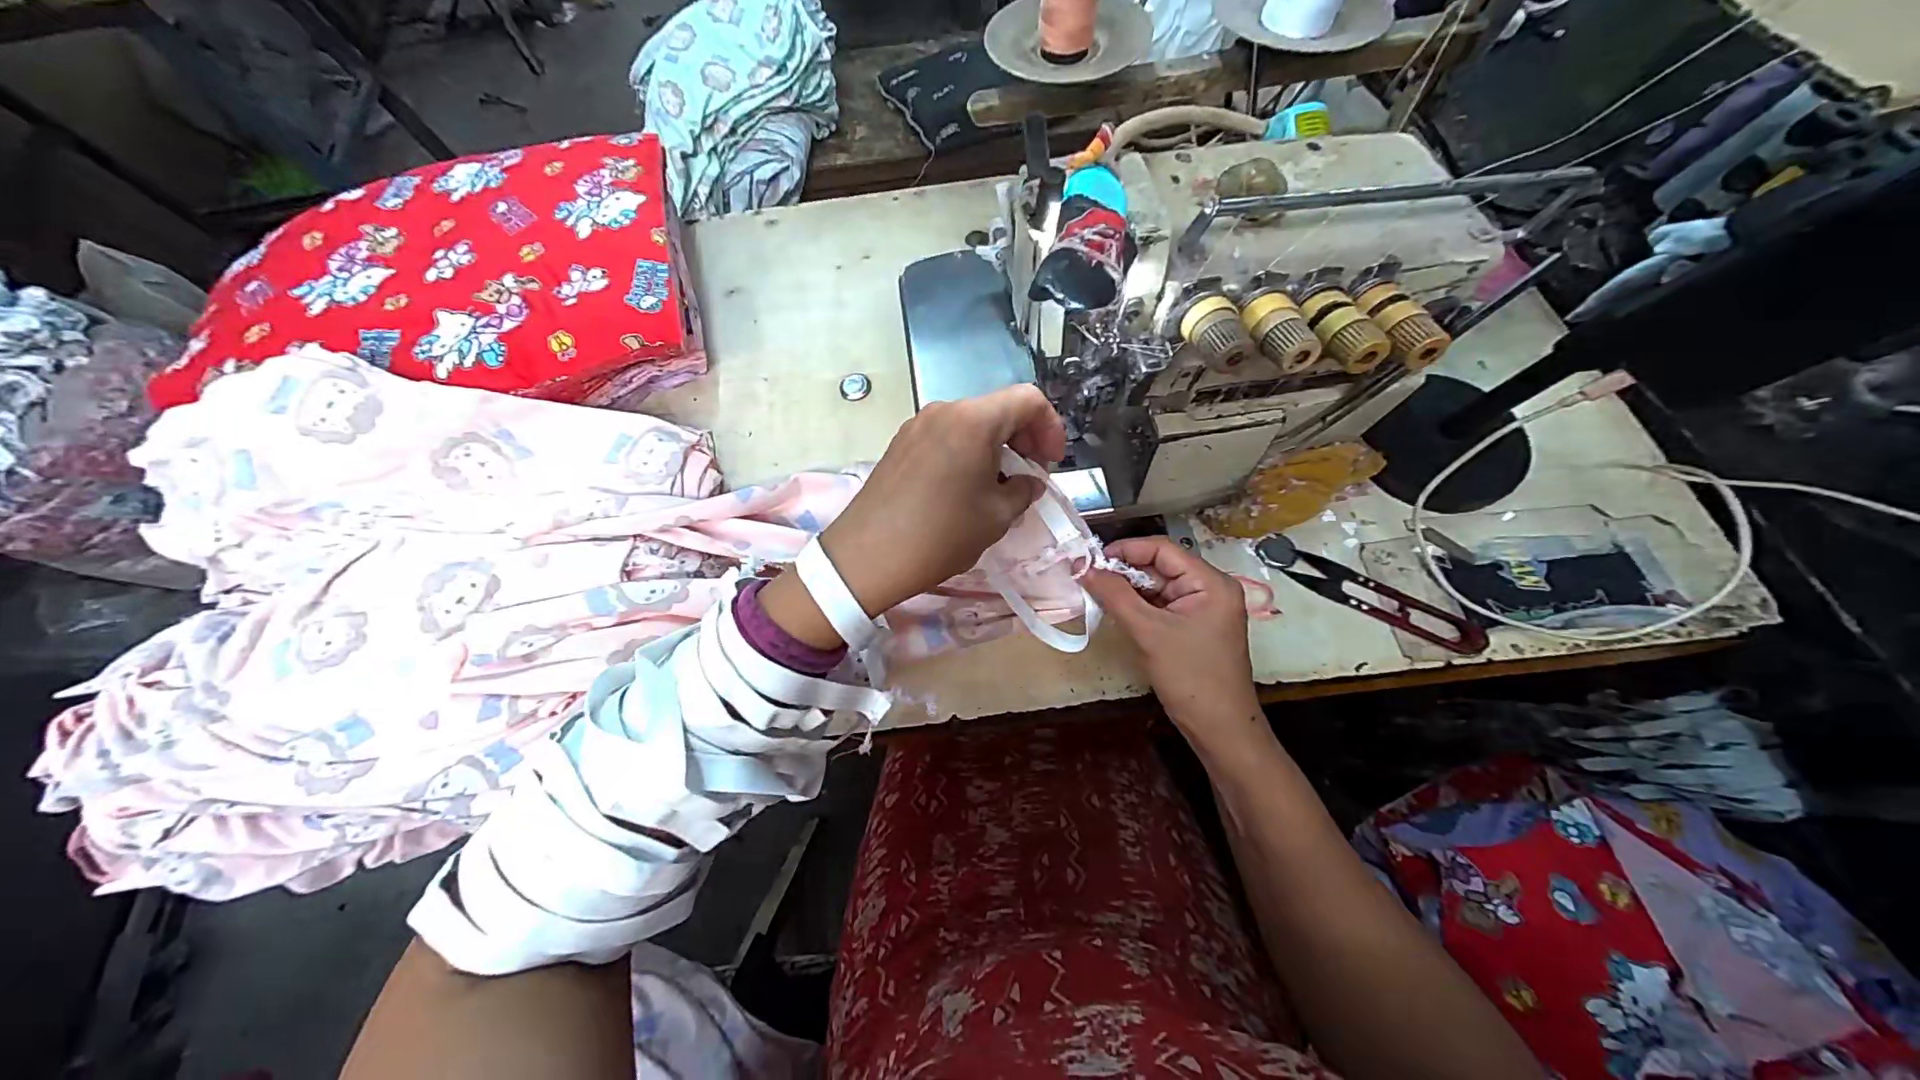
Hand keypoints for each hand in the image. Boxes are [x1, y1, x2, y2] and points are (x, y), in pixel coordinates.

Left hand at [761, 385, 1067, 647]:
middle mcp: (944, 411)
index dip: (1051, 427)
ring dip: (994, 447)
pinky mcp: (899, 445)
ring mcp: (916, 426)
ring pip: (970, 424)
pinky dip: (966, 453)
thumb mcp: (996, 517)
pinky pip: (945, 437)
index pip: (1028, 400)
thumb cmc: (941, 535)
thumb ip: (1023, 490)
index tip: (1051, 461)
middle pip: (997, 409)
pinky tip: (964, 489)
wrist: (867, 557)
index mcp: (973, 420)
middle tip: (1030, 475)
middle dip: (1023, 437)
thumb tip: (1028, 482)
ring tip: (998, 487)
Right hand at [1082, 537, 1265, 747]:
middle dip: (1124, 572)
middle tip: (1089, 578)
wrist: (1220, 727)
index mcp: (1211, 583)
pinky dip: (1138, 607)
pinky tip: (1116, 611)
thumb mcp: (1148, 632)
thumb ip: (1116, 596)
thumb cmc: (1190, 677)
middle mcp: (1210, 589)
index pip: (1163, 550)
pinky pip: (1161, 606)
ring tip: (1097, 594)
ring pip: (1158, 587)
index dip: (1126, 550)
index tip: (1092, 559)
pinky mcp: (1193, 627)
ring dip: (1129, 591)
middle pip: (1160, 567)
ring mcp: (1203, 609)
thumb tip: (1085, 569)